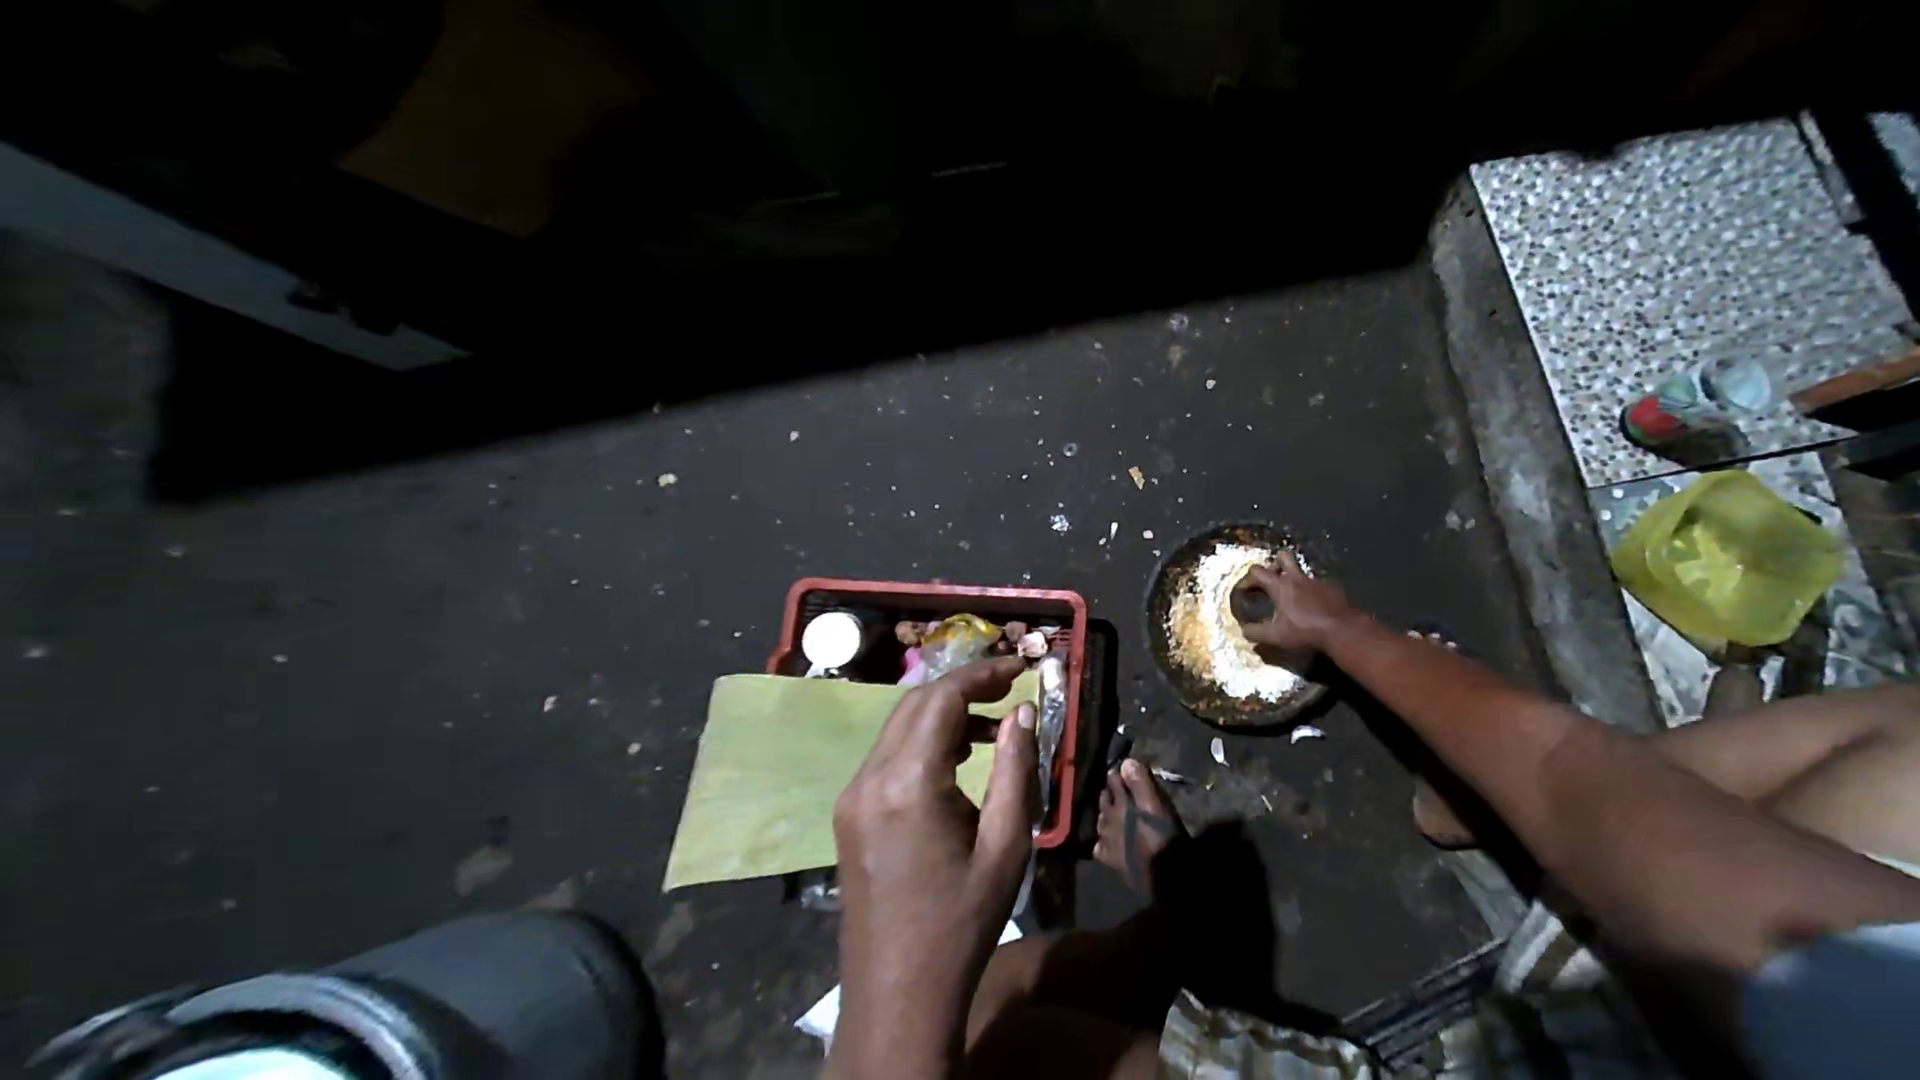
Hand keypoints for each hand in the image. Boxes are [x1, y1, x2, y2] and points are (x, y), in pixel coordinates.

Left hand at [829, 656, 1037, 1078]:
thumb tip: (1022, 713)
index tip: (1021, 668)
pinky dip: (923, 743)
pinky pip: (886, 756)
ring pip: (898, 727)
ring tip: (991, 729)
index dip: (982, 674)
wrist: (897, 993)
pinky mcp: (848, 811)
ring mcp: (851, 794)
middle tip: (1008, 691)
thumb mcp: (1006, 846)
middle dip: (962, 689)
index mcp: (907, 782)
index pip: (941, 698)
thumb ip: (1017, 769)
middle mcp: (868, 777)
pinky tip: (955, 761)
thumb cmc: (961, 923)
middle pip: (914, 703)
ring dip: (942, 715)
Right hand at [1239, 551, 1356, 651]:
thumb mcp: (1275, 636)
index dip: (1248, 578)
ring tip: (1294, 598)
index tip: (1246, 590)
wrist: (1344, 631)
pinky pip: (1318, 585)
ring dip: (1295, 581)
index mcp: (1280, 586)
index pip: (1257, 571)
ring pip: (1302, 573)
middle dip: (1275, 565)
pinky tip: (1314, 608)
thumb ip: (1255, 632)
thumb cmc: (1305, 631)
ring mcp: (1318, 582)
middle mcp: (1297, 579)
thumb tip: (1243, 631)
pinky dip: (1312, 593)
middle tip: (1273, 580)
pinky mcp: (1334, 588)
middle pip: (1283, 557)